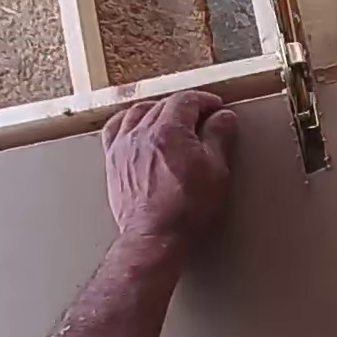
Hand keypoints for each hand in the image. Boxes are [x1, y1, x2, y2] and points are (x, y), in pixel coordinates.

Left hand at [102, 91, 237, 245]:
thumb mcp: (216, 171)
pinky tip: (136, 126)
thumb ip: (219, 138)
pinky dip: (127, 121)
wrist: (155, 236)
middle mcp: (142, 132)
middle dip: (185, 107)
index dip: (204, 101)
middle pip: (163, 105)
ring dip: (157, 110)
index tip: (215, 108)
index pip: (186, 100)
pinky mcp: (113, 161)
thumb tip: (223, 116)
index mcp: (169, 130)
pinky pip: (115, 128)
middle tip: (200, 119)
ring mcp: (123, 145)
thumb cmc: (186, 209)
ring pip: (138, 112)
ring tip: (170, 120)